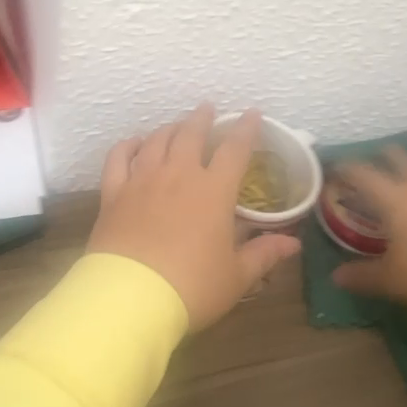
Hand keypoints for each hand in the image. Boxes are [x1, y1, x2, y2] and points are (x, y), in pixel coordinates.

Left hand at [88, 104, 301, 330]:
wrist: (131, 297)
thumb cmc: (192, 287)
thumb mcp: (236, 276)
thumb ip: (264, 254)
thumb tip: (293, 242)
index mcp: (214, 191)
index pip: (235, 149)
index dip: (246, 129)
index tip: (252, 115)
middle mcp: (178, 174)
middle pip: (191, 134)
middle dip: (202, 119)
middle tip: (207, 109)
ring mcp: (142, 180)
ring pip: (157, 140)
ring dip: (170, 128)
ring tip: (177, 126)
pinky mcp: (113, 193)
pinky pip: (119, 157)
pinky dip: (129, 145)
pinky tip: (135, 143)